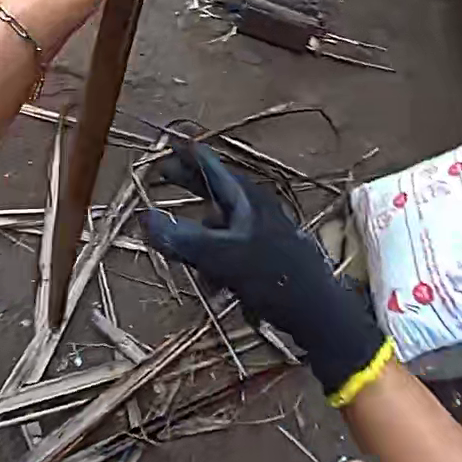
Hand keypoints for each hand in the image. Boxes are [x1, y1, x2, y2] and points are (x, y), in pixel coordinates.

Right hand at [140, 139, 389, 403]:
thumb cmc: (272, 277)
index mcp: (245, 198)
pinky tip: (213, 285)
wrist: (319, 312)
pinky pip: (232, 246)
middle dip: (188, 183)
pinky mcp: (268, 253)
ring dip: (200, 231)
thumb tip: (142, 219)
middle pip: (215, 188)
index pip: (209, 166)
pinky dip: (216, 257)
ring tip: (180, 249)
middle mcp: (255, 207)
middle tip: (162, 174)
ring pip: (222, 222)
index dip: (185, 157)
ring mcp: (264, 229)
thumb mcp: (220, 257)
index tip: (164, 148)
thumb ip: (181, 239)